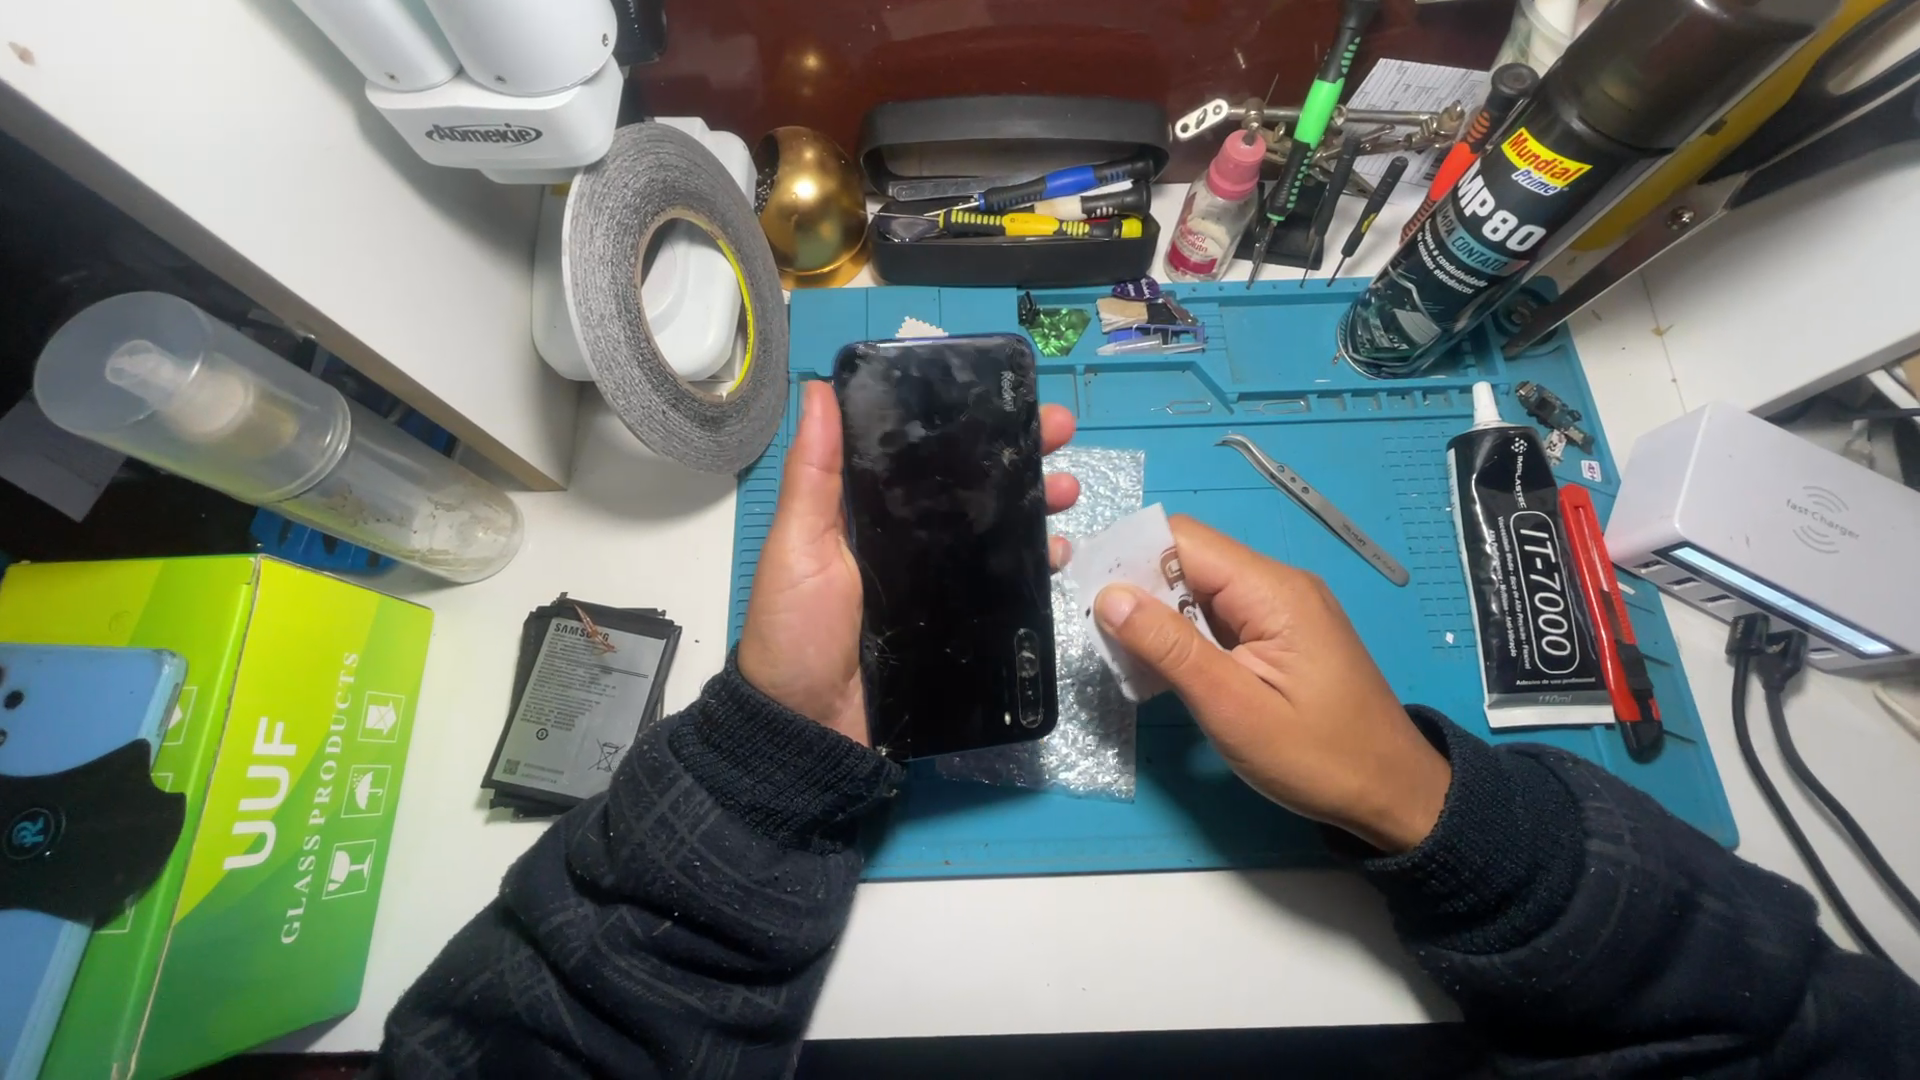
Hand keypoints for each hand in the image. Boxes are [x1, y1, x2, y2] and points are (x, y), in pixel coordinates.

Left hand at [739, 381, 1079, 745]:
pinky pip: (1006, 585)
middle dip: (1019, 457)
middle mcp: (913, 540)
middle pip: (973, 489)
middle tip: (1060, 435)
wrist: (813, 725)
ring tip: (1067, 491)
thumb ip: (813, 474)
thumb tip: (818, 387)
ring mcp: (941, 582)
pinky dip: (1036, 565)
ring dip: (1037, 504)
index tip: (1007, 396)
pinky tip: (1058, 552)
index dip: (966, 423)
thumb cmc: (797, 628)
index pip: (926, 455)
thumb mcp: (799, 545)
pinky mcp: (962, 623)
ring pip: (998, 531)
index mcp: (873, 511)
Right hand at [1092, 517, 1450, 851]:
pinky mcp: (1275, 632)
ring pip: (1196, 588)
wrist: (1395, 797)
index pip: (1184, 540)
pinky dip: (1182, 634)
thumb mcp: (1232, 707)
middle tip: (1105, 638)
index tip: (1092, 599)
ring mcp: (1277, 608)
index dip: (1131, 558)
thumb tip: (1109, 596)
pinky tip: (1165, 667)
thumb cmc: (1318, 758)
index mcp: (1271, 591)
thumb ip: (1169, 648)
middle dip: (1139, 590)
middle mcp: (1275, 584)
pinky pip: (1214, 615)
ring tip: (1129, 657)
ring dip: (1157, 617)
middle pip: (1187, 559)